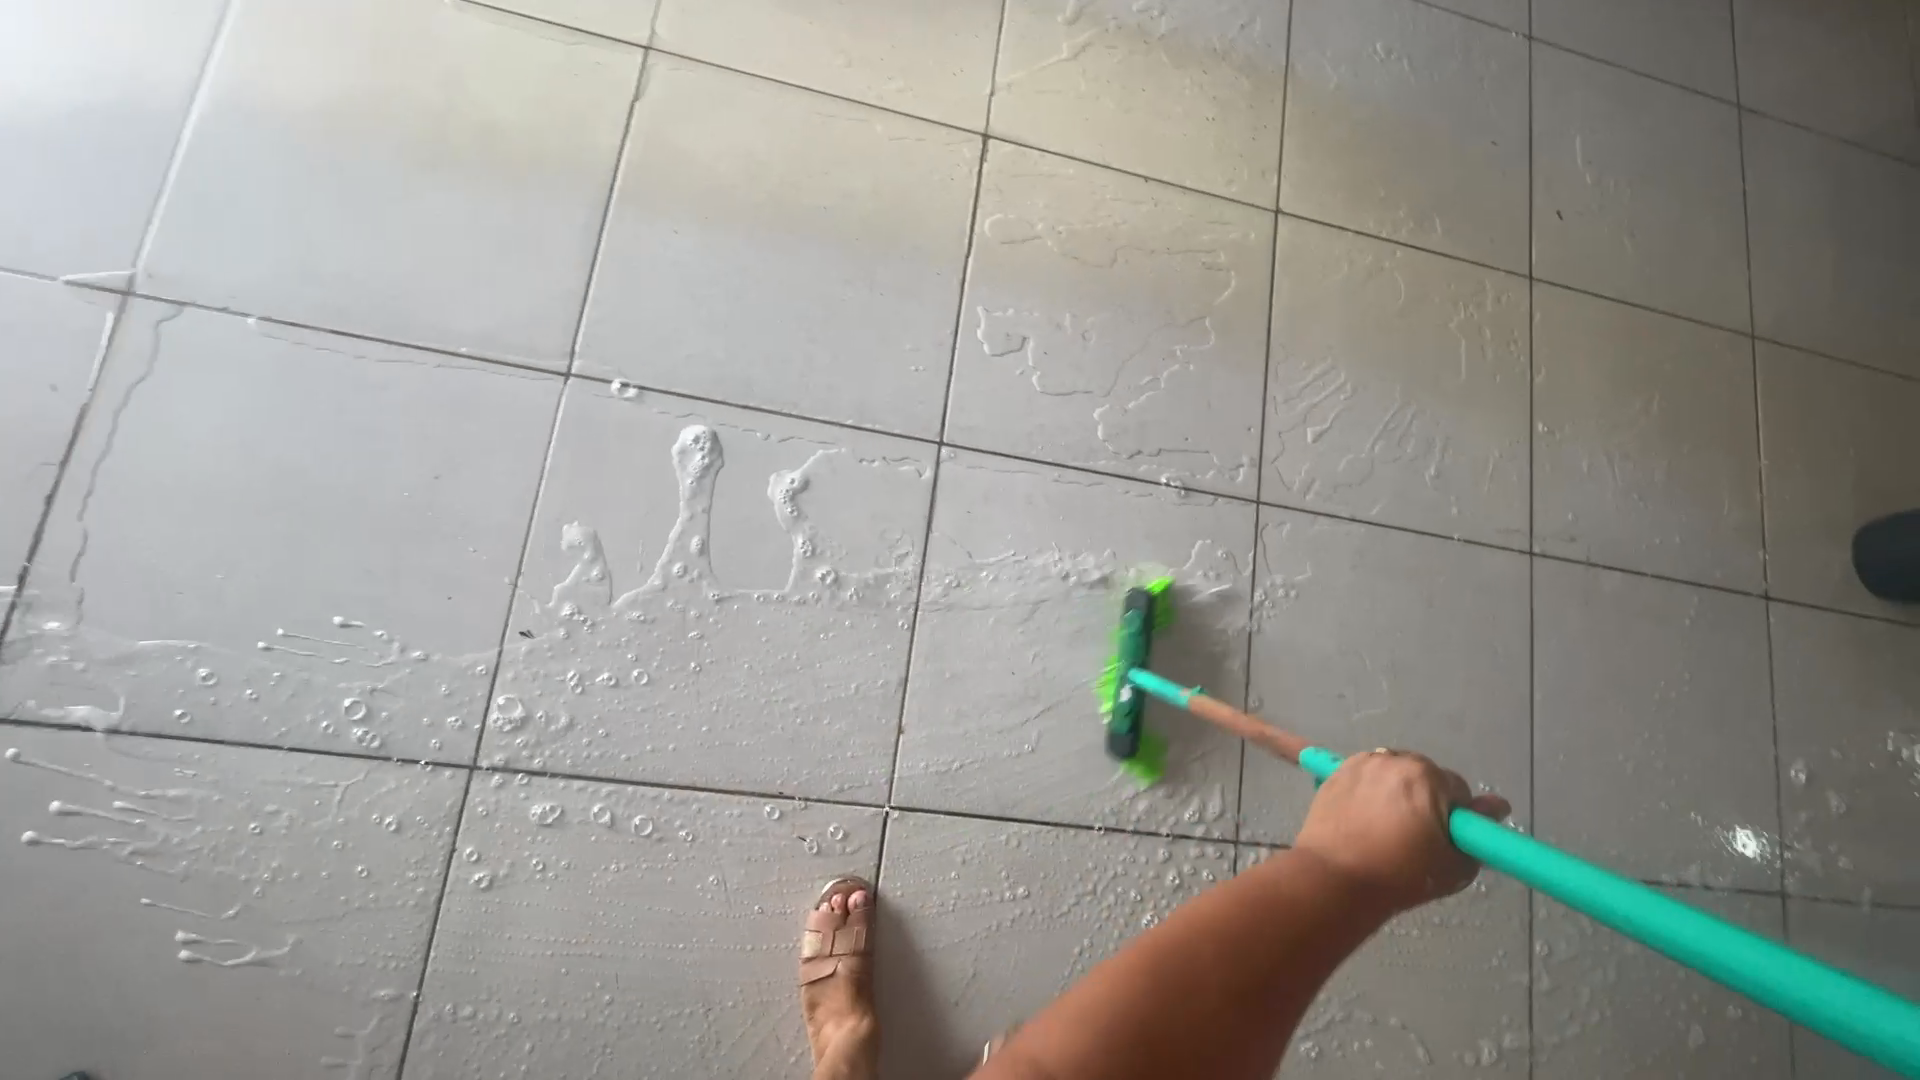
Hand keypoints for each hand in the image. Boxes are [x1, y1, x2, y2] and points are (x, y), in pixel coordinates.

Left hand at [1293, 749, 1511, 914]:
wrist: (1336, 876)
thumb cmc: (1402, 872)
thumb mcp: (1456, 862)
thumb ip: (1480, 831)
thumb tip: (1495, 806)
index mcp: (1425, 775)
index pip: (1457, 789)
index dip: (1456, 816)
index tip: (1444, 839)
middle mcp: (1391, 759)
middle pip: (1422, 775)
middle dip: (1426, 798)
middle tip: (1416, 834)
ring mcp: (1358, 764)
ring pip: (1392, 773)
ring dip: (1397, 791)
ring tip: (1387, 826)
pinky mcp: (1333, 775)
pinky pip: (1363, 777)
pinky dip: (1368, 788)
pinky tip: (1362, 812)